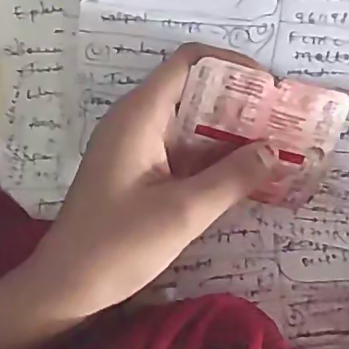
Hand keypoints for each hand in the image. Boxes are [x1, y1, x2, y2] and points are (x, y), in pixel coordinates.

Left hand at [25, 44, 283, 315]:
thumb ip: (233, 177)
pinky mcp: (140, 171)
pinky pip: (183, 151)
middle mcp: (137, 120)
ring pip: (191, 123)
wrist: (64, 287)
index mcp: (140, 114)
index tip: (271, 89)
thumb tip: (276, 149)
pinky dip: (214, 158)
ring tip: (277, 149)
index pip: (190, 61)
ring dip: (231, 134)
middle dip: (241, 104)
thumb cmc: (117, 246)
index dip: (234, 65)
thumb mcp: (183, 212)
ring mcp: (137, 146)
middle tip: (284, 124)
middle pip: (195, 91)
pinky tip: (247, 176)